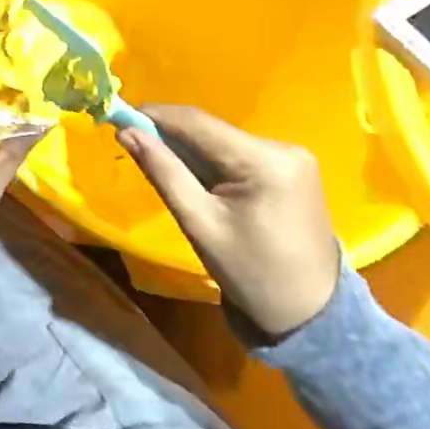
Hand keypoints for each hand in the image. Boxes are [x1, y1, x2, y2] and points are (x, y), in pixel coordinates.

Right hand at [119, 107, 340, 336]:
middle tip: (135, 144)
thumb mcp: (199, 224)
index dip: (156, 116)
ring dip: (192, 149)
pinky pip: (240, 152)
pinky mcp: (293, 166)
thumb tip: (126, 132)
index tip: (120, 118)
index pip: (198, 123)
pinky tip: (199, 180)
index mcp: (265, 161)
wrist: (309, 313)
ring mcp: (293, 155)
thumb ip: (163, 172)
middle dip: (172, 135)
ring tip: (163, 165)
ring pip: (224, 140)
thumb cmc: (249, 274)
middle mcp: (283, 146)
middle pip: (212, 130)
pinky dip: (214, 160)